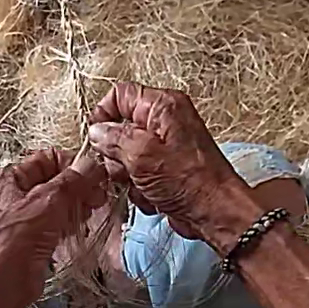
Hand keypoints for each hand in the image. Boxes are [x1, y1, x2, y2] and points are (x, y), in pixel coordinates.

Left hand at [0, 148, 108, 307]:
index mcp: (13, 178)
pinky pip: (57, 223)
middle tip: (98, 196)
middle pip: (56, 180)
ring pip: (59, 202)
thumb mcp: (47, 204)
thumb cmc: (15, 244)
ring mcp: (26, 217)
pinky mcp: (34, 238)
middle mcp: (17, 194)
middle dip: (80, 187)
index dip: (73, 164)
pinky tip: (80, 227)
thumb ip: (72, 181)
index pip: (49, 158)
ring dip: (77, 205)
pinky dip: (70, 222)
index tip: (94, 175)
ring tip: (92, 211)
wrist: (2, 286)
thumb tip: (93, 164)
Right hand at [84, 82, 262, 251]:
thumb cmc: (189, 181)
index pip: (120, 95)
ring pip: (123, 157)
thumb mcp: (143, 154)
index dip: (103, 115)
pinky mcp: (162, 169)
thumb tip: (96, 131)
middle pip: (118, 130)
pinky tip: (151, 194)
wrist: (212, 211)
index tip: (97, 139)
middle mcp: (163, 123)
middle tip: (126, 168)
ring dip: (126, 176)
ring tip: (142, 185)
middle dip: (115, 155)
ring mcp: (162, 148)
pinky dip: (137, 188)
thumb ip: (114, 138)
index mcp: (163, 106)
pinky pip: (135, 175)